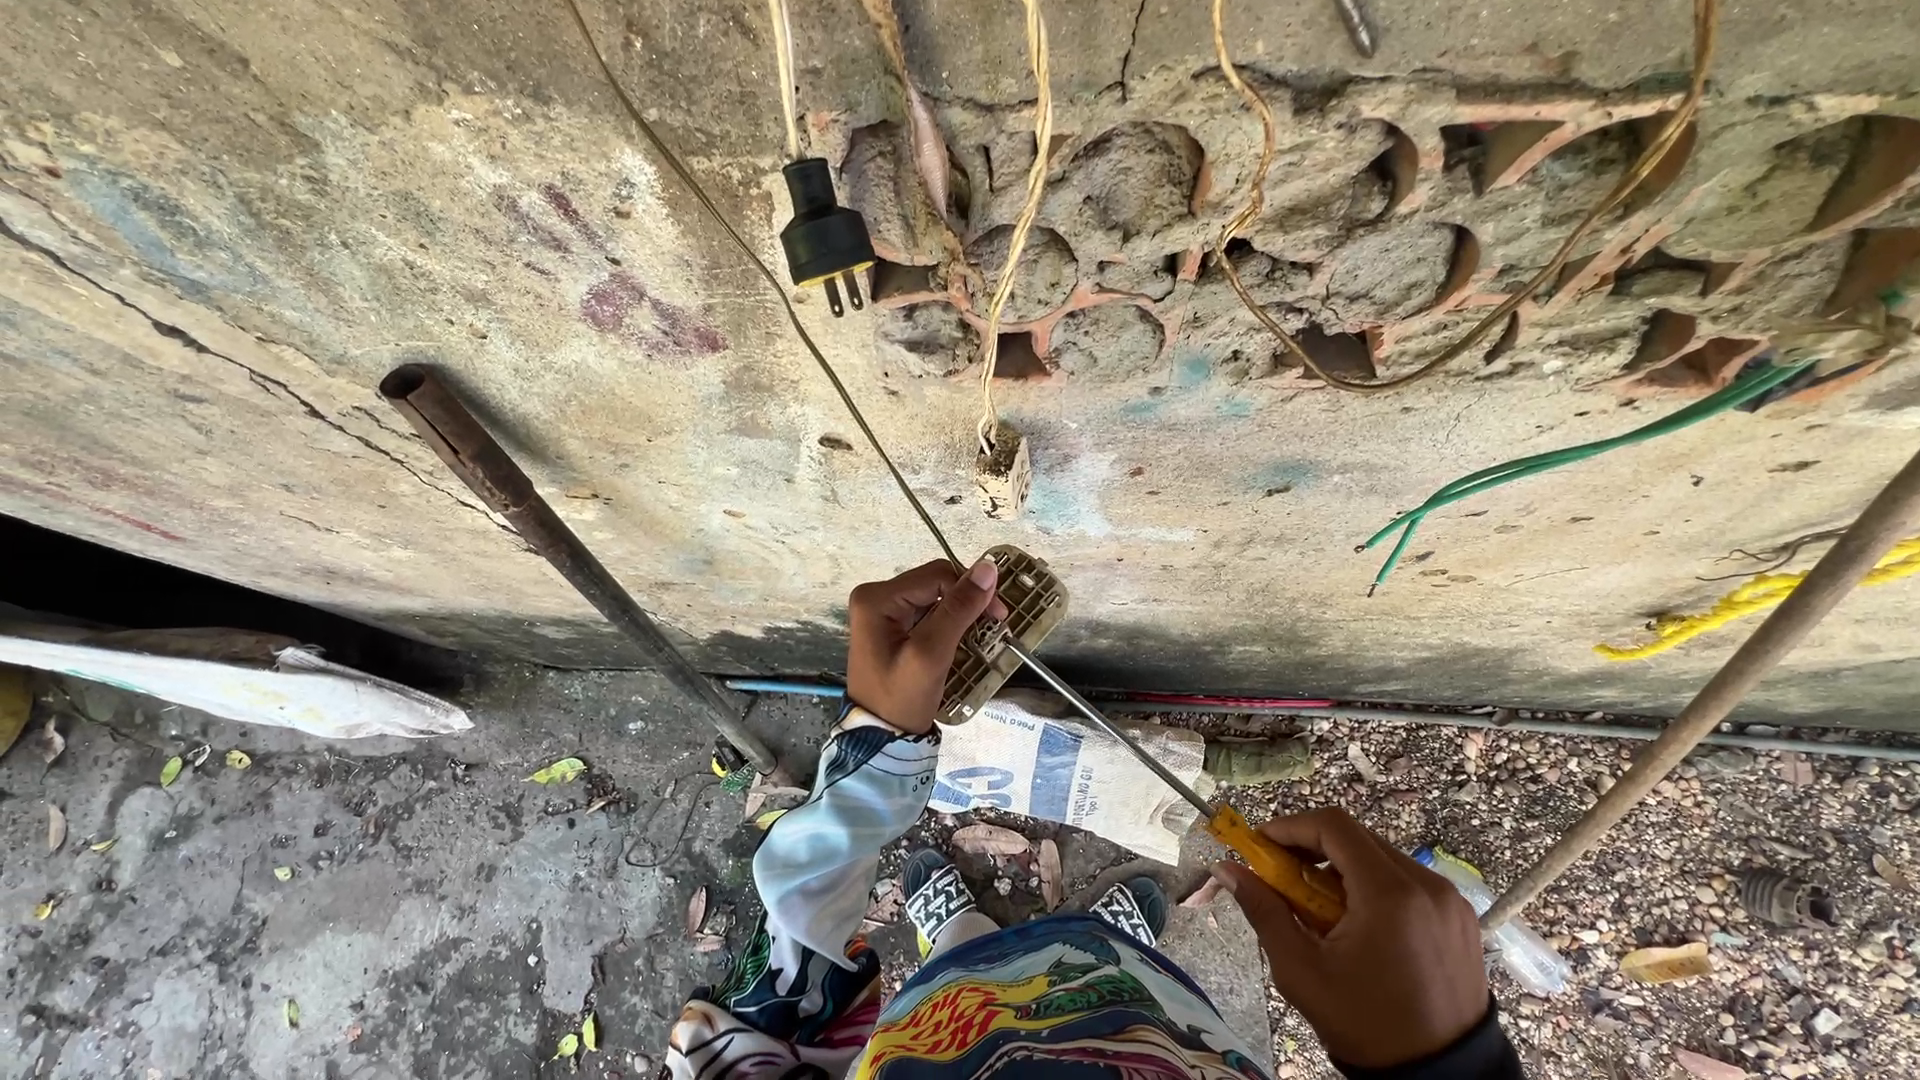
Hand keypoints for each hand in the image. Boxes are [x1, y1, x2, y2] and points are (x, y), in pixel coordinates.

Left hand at [845, 559, 1006, 733]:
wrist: (880, 739)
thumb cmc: (901, 699)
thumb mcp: (931, 654)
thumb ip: (959, 610)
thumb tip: (988, 568)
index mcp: (876, 598)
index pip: (936, 575)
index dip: (971, 589)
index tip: (999, 616)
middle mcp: (876, 598)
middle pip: (936, 583)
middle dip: (967, 602)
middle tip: (995, 626)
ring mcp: (883, 613)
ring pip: (936, 598)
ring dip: (962, 614)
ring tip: (981, 635)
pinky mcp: (892, 628)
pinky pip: (929, 613)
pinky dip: (951, 624)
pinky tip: (964, 640)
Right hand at [1213, 808, 1488, 1069]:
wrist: (1443, 1079)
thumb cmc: (1365, 1023)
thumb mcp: (1301, 970)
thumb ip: (1263, 911)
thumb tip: (1226, 869)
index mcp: (1390, 895)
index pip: (1333, 826)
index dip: (1290, 827)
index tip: (1262, 846)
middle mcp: (1427, 884)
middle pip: (1356, 836)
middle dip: (1311, 846)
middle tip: (1281, 875)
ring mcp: (1449, 900)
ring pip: (1380, 855)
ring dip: (1341, 865)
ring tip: (1317, 905)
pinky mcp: (1460, 916)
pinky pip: (1405, 879)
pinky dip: (1371, 884)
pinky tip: (1355, 919)